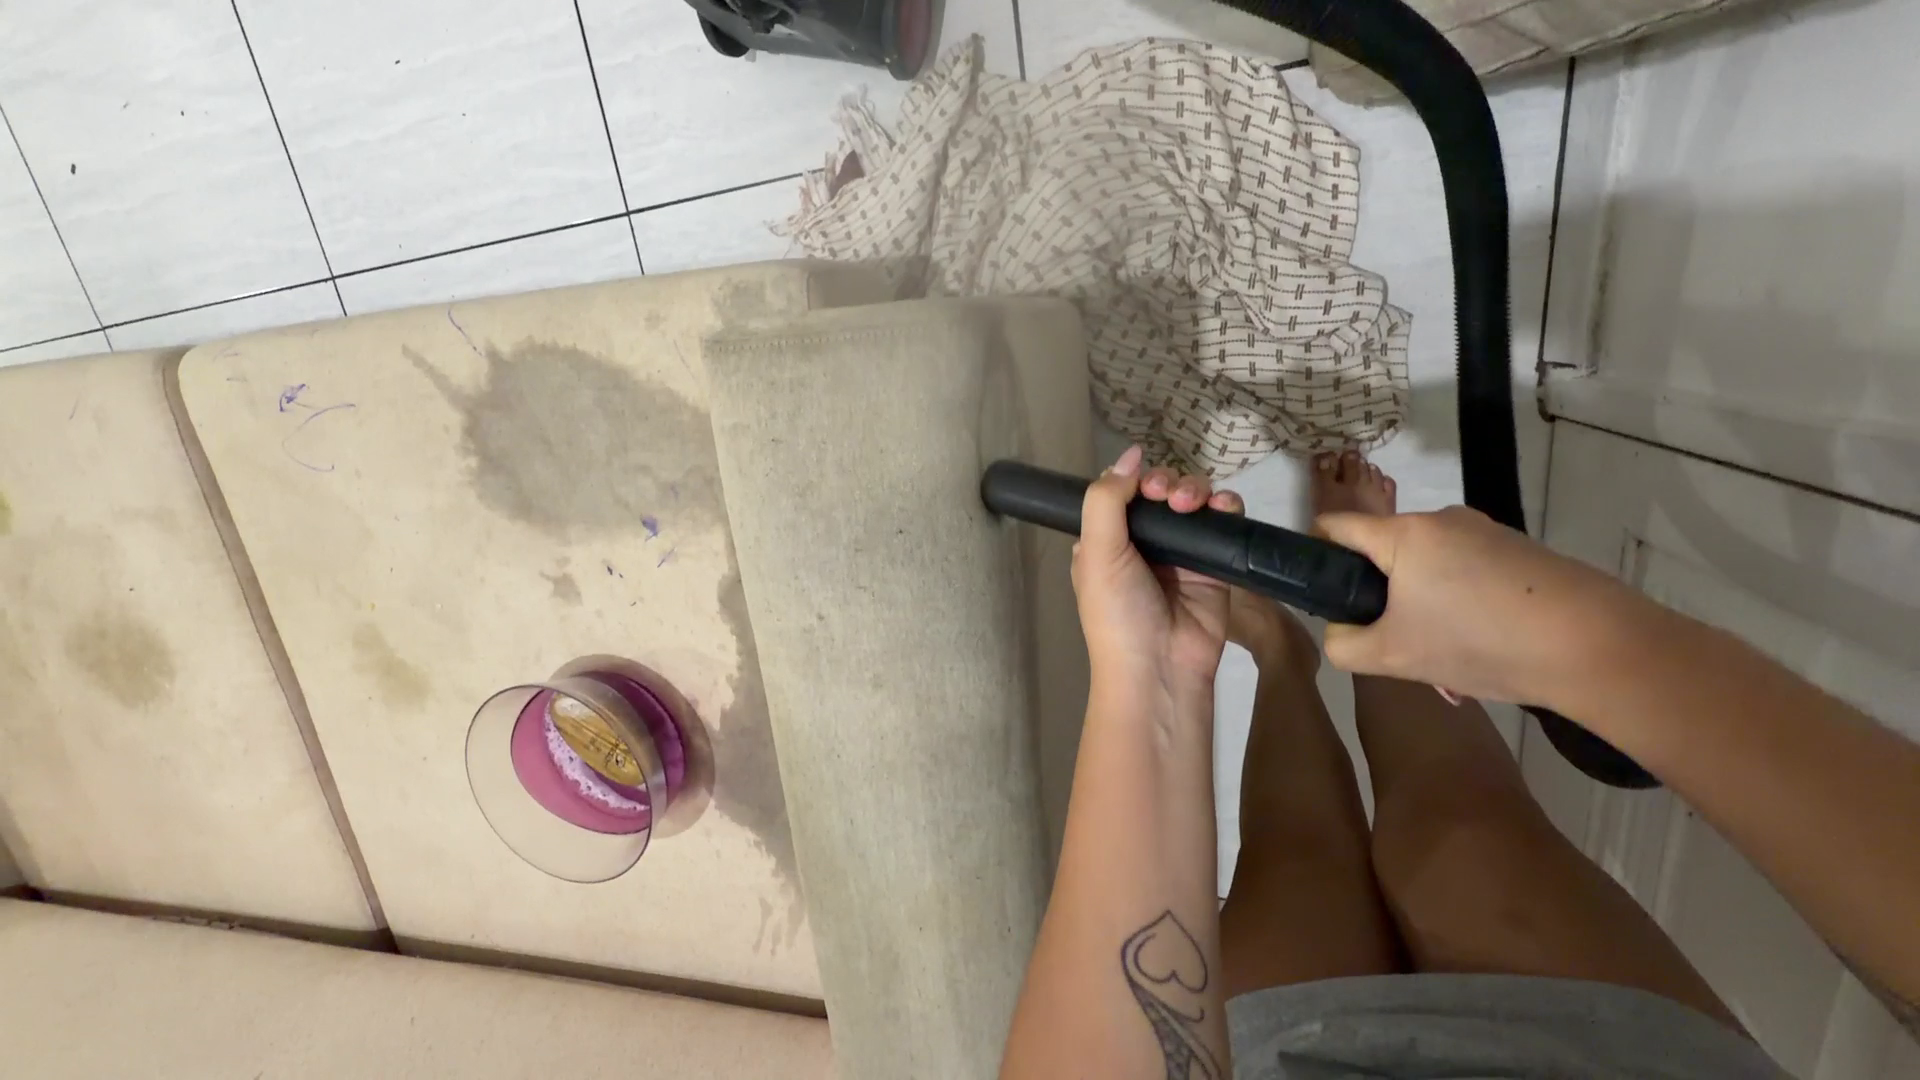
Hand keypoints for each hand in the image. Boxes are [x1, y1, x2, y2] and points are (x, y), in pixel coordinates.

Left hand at [1073, 446, 1244, 697]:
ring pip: (1194, 500)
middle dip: (1166, 482)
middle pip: (1161, 491)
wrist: (1161, 667)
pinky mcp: (1216, 565)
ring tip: (1191, 504)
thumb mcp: (1096, 554)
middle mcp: (1144, 543)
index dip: (1134, 479)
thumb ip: (1105, 500)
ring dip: (1195, 490)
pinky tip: (1223, 507)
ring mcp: (1182, 553)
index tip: (1143, 484)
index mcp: (1107, 541)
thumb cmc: (1117, 612)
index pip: (1123, 492)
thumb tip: (1130, 454)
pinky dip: (1226, 507)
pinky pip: (1224, 524)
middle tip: (1167, 497)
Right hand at [1316, 505, 1645, 708]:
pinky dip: (1461, 605)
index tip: (1320, 591)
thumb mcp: (1390, 657)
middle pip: (1385, 552)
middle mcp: (1442, 519)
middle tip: (1392, 643)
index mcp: (1404, 534)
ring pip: (1428, 567)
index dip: (1315, 553)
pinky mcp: (1522, 552)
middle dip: (1380, 596)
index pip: (1336, 525)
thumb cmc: (1478, 642)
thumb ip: (1342, 643)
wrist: (1598, 648)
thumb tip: (1343, 630)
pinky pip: (1468, 573)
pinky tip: (1484, 648)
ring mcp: (1487, 532)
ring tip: (1445, 658)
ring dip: (1423, 607)